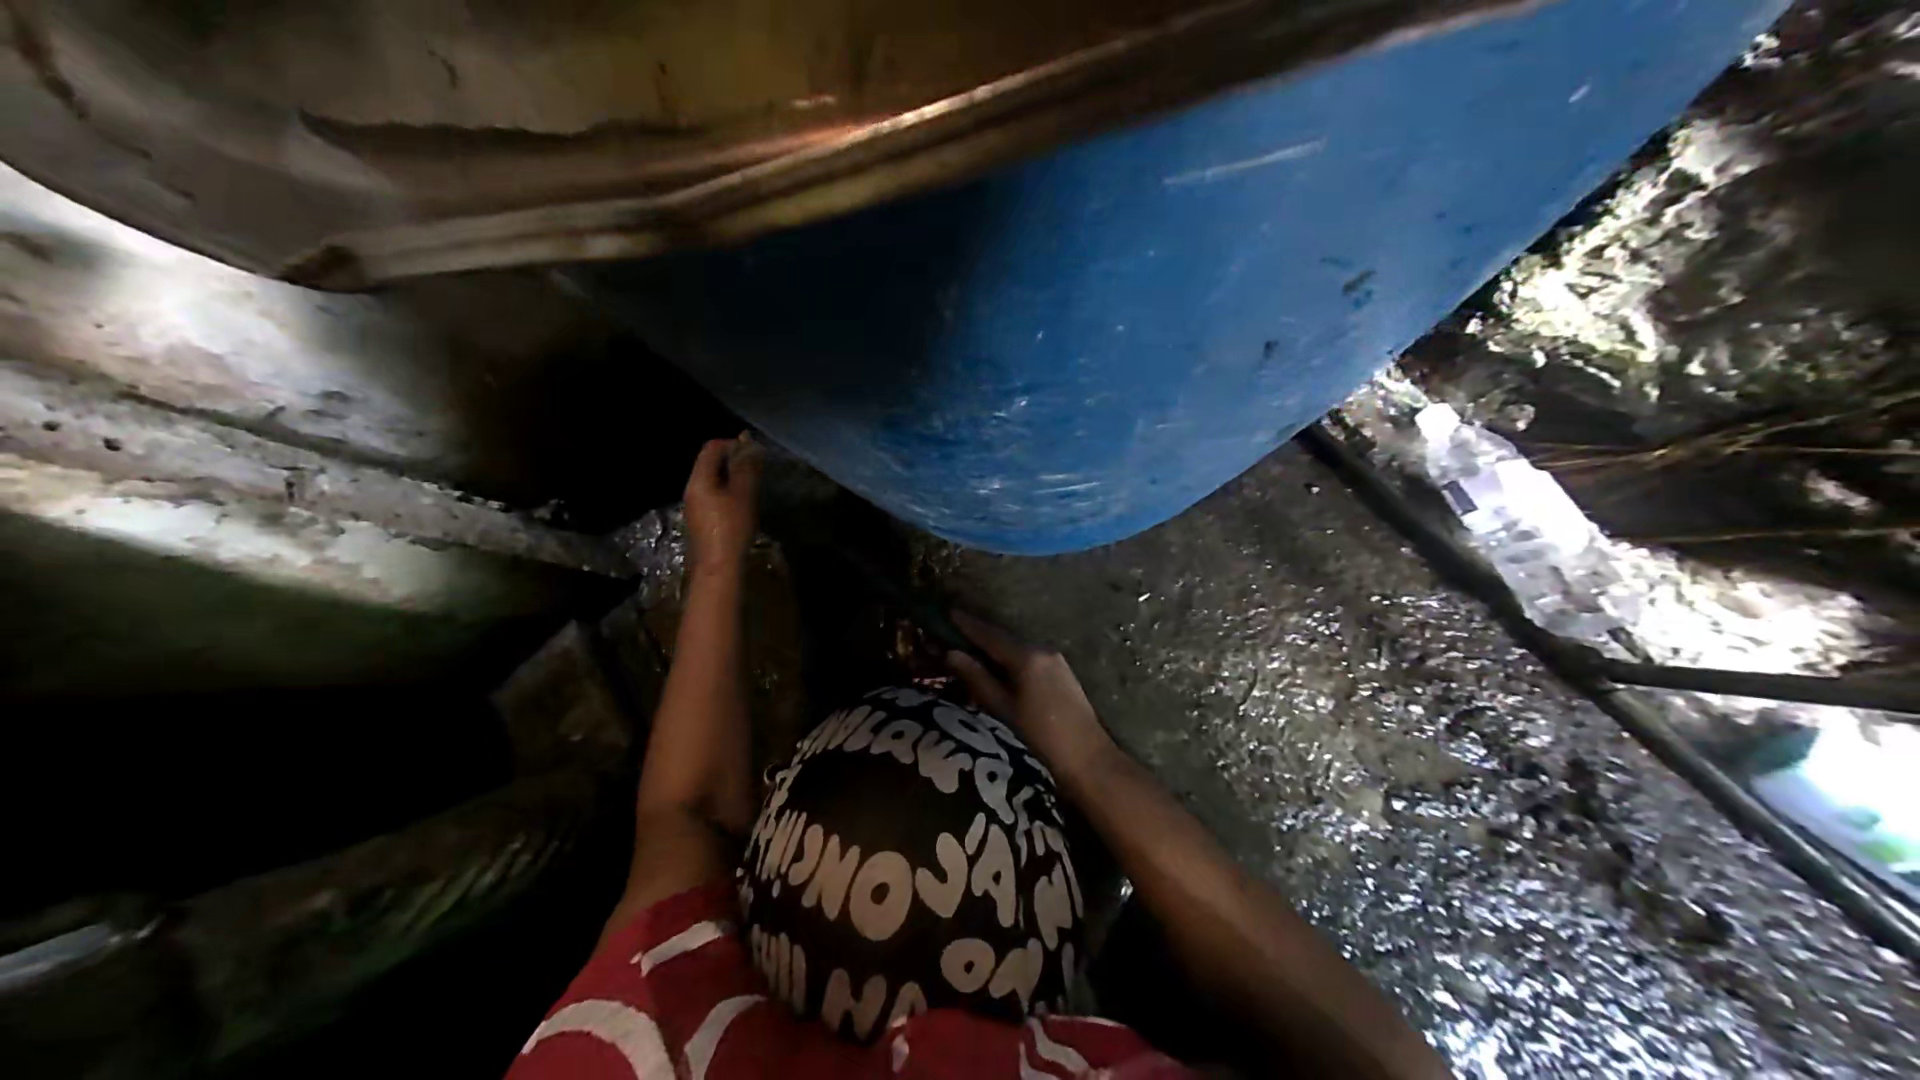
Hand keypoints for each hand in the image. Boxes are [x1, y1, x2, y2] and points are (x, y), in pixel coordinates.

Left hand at [683, 433, 761, 577]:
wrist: (718, 568)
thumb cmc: (732, 528)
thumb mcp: (743, 494)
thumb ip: (746, 468)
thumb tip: (749, 443)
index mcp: (699, 480)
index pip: (712, 448)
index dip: (733, 444)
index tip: (755, 453)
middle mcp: (692, 489)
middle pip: (710, 463)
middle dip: (733, 460)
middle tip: (757, 469)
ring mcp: (695, 506)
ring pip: (713, 481)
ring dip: (732, 477)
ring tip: (753, 486)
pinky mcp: (702, 520)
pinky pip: (714, 496)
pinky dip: (729, 492)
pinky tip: (743, 505)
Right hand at [946, 610, 1113, 775]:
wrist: (1086, 753)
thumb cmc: (1040, 734)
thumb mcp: (1002, 707)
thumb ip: (977, 677)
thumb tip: (951, 654)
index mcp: (1026, 656)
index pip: (989, 635)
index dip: (967, 624)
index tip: (948, 613)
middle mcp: (1041, 648)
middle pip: (1002, 638)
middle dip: (978, 637)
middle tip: (953, 636)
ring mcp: (1054, 657)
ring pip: (1016, 647)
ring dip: (994, 649)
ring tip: (971, 653)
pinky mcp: (1061, 668)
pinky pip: (1028, 656)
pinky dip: (1010, 658)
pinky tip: (999, 669)